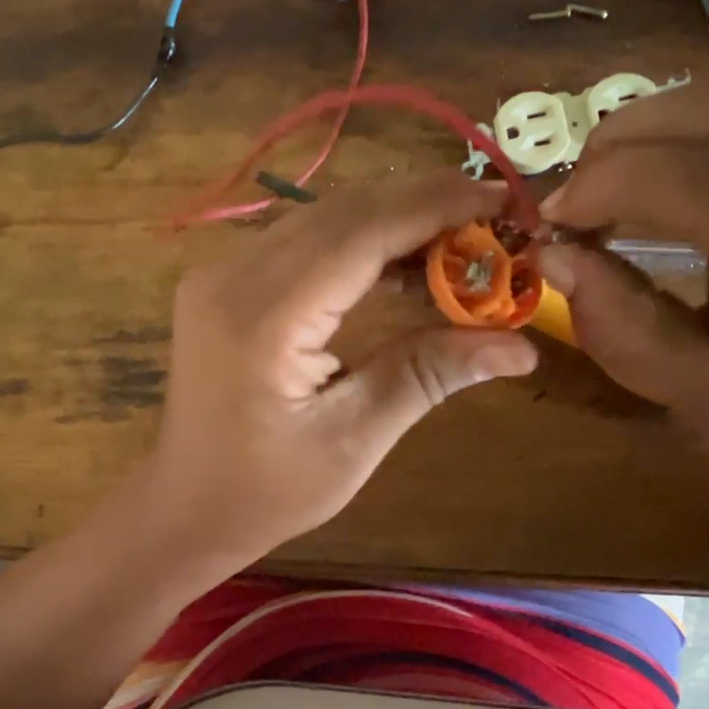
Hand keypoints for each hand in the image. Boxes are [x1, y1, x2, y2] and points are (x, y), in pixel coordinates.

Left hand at [146, 173, 538, 558]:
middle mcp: (230, 277)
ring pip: (320, 218)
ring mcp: (217, 275)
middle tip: (496, 221)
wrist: (186, 506)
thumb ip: (428, 375)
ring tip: (461, 242)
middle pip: (340, 212)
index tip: (506, 202)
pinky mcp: (220, 283)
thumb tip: (522, 345)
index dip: (436, 208)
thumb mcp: (353, 440)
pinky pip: (298, 241)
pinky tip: (400, 263)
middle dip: (422, 205)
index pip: (359, 233)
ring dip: (391, 220)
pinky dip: (355, 242)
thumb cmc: (266, 492)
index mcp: (261, 319)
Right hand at [540, 62, 708, 506]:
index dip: (620, 181)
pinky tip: (664, 164)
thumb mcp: (695, 399)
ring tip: (606, 174)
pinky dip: (704, 122)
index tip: (550, 215)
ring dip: (664, 121)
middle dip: (633, 139)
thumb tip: (551, 250)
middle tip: (570, 190)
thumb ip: (621, 325)